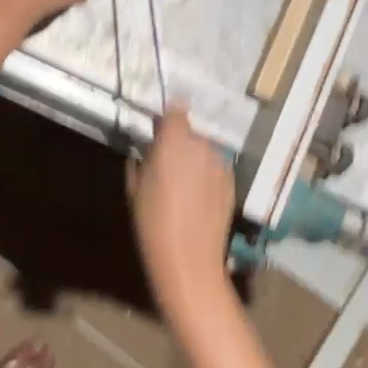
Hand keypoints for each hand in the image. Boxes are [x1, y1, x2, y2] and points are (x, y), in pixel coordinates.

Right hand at [128, 106, 234, 305]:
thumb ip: (142, 159)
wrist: (189, 257)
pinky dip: (207, 176)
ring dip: (194, 160)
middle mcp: (201, 145)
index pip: (175, 110)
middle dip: (179, 143)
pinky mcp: (233, 181)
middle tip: (166, 166)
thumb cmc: (152, 222)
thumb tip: (147, 151)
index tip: (158, 131)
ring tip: (183, 187)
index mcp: (174, 141)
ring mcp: (221, 163)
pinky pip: (215, 169)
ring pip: (204, 152)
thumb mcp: (134, 187)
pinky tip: (198, 199)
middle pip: (190, 133)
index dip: (167, 119)